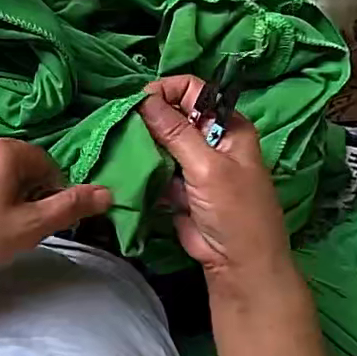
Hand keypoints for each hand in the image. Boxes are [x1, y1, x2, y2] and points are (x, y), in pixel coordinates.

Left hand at [0, 138, 112, 298]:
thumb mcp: (30, 226)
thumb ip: (70, 206)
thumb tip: (109, 193)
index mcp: (4, 148)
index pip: (46, 162)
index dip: (52, 192)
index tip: (43, 220)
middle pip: (23, 164)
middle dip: (31, 192)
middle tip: (20, 227)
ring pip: (2, 171)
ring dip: (11, 195)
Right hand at [138, 76, 290, 274]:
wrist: (237, 264)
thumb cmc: (234, 212)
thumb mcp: (207, 167)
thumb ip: (175, 131)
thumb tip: (143, 98)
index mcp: (228, 125)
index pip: (194, 91)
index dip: (166, 92)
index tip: (138, 102)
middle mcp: (210, 138)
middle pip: (172, 114)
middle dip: (148, 117)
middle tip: (123, 125)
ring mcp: (192, 162)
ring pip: (159, 140)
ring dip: (141, 142)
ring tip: (119, 145)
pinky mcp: (176, 185)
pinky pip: (154, 166)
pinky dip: (141, 166)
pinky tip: (125, 166)